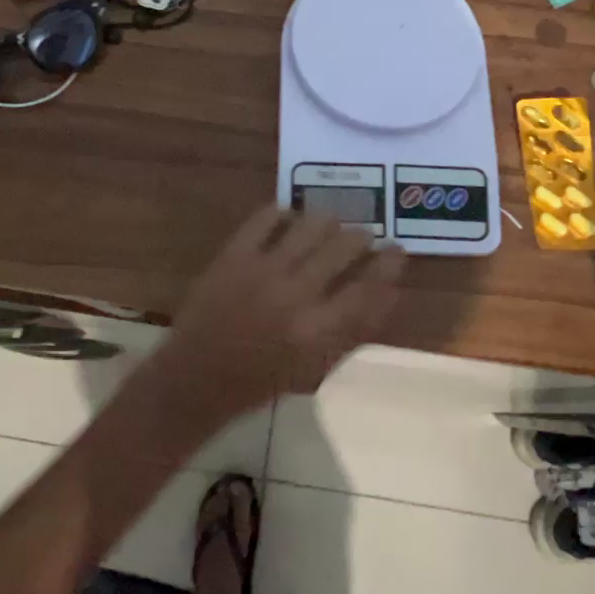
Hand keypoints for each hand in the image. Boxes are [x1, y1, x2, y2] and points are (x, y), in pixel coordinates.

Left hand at [159, 206, 405, 418]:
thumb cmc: (261, 382)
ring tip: (328, 226)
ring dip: (327, 222)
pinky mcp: (234, 255)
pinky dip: (283, 214)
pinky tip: (288, 220)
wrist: (196, 378)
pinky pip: (267, 217)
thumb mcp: (317, 367)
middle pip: (344, 247)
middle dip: (361, 237)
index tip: (398, 250)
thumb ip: (354, 330)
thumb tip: (388, 291)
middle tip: (362, 237)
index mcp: (318, 331)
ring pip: (311, 225)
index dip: (390, 264)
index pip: (369, 287)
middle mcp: (295, 295)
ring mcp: (263, 270)